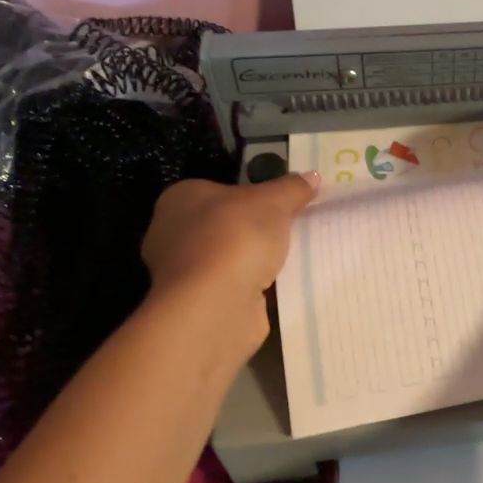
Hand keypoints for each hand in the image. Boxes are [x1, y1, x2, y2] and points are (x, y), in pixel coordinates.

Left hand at [138, 173, 318, 362]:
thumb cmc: (235, 238)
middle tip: (289, 229)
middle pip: (222, 225)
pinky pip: (231, 288)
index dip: (250, 195)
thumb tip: (312, 177)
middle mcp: (171, 234)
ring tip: (290, 258)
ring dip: (251, 261)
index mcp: (180, 199)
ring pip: (226, 259)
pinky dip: (250, 287)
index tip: (279, 204)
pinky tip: (276, 287)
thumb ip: (292, 188)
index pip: (217, 190)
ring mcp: (181, 273)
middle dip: (252, 230)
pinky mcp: (196, 305)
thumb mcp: (273, 202)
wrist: (215, 305)